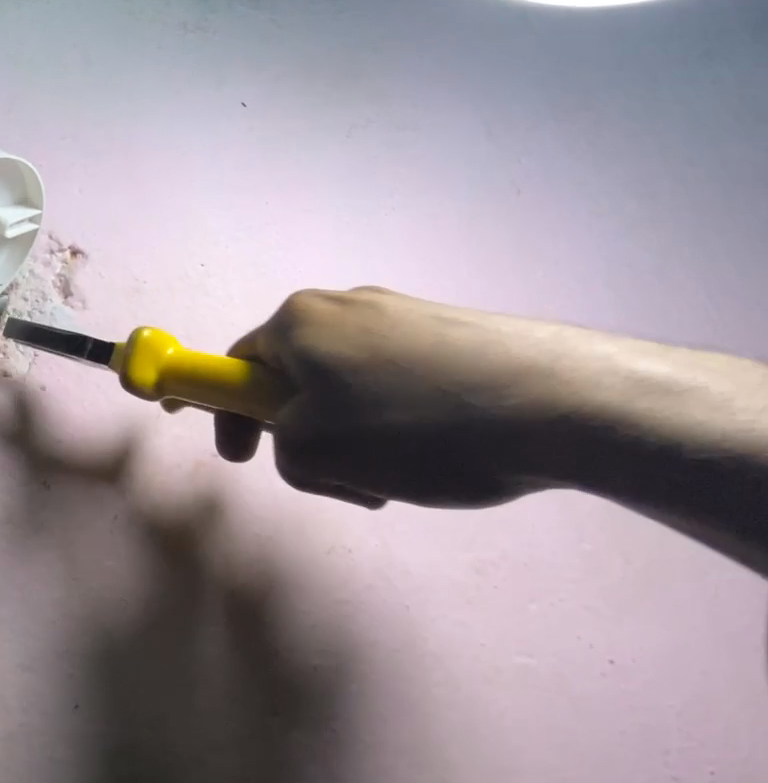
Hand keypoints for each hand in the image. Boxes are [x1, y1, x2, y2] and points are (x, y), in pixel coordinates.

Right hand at [215, 288, 585, 508]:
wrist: (567, 405)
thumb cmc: (415, 426)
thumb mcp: (315, 454)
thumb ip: (278, 447)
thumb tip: (300, 436)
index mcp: (295, 322)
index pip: (230, 364)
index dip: (215, 407)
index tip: (232, 452)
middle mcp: (341, 306)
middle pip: (291, 377)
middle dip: (300, 431)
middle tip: (332, 476)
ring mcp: (401, 314)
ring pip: (345, 385)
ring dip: (350, 433)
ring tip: (396, 474)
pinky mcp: (453, 332)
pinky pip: (394, 381)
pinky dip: (395, 420)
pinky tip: (437, 451)